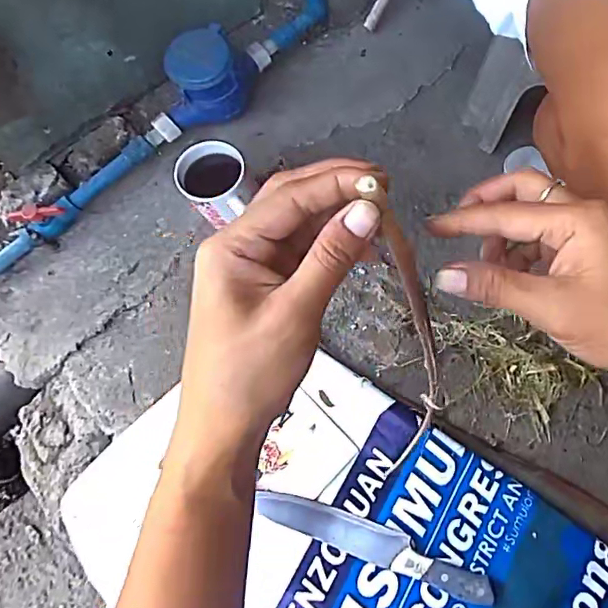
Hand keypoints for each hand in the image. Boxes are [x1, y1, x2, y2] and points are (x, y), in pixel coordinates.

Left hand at [174, 159, 382, 452]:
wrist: (224, 426)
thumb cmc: (248, 376)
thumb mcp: (295, 313)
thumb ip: (331, 257)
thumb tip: (365, 212)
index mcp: (232, 247)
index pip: (289, 197)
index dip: (336, 182)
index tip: (378, 181)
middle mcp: (241, 247)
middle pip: (293, 200)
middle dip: (337, 186)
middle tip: (383, 183)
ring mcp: (257, 265)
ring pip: (303, 224)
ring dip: (340, 213)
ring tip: (381, 210)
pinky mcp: (272, 283)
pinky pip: (308, 250)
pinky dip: (337, 242)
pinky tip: (364, 246)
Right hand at [425, 171, 607, 386]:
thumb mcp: (551, 308)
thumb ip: (496, 286)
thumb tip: (445, 274)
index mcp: (577, 217)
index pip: (508, 213)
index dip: (465, 221)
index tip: (432, 227)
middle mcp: (587, 210)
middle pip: (527, 190)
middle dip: (489, 204)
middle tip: (456, 225)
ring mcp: (594, 227)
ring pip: (539, 214)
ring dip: (508, 233)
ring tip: (487, 266)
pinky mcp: (597, 248)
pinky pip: (553, 236)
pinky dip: (527, 249)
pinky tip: (514, 274)